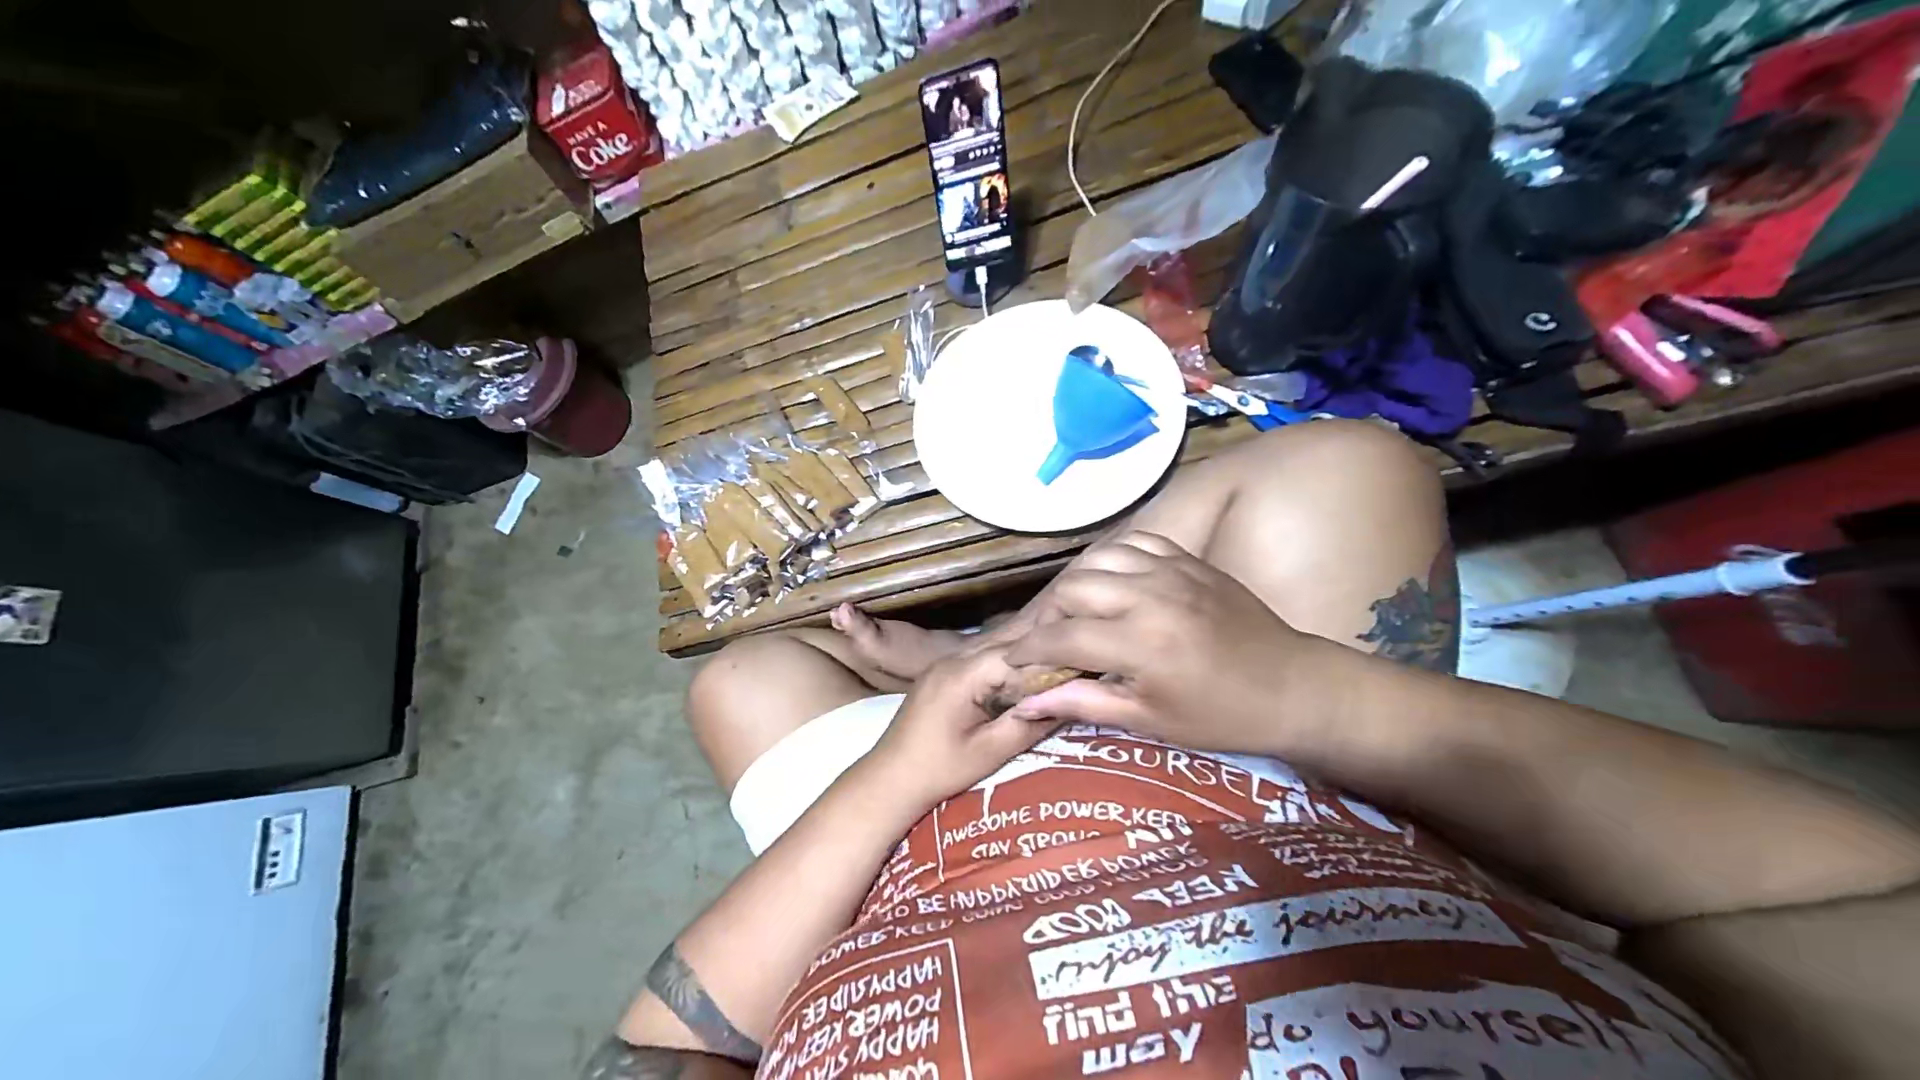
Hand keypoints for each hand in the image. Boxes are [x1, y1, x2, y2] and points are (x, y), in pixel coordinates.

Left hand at [864, 642, 1062, 806]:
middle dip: (1043, 643)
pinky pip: (982, 654)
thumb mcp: (989, 753)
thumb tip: (1070, 702)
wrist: (889, 779)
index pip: (1016, 652)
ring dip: (1026, 647)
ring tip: (1063, 652)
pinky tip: (1030, 665)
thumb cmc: (938, 770)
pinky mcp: (943, 672)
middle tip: (1080, 649)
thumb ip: (1027, 724)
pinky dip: (1008, 657)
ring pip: (994, 643)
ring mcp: (945, 662)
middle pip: (1006, 640)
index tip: (1083, 660)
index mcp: (963, 674)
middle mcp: (953, 658)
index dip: (1051, 654)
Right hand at [1003, 531, 1343, 754]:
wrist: (1293, 687)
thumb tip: (1025, 704)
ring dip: (1076, 584)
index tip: (1014, 661)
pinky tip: (1110, 581)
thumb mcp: (1149, 720)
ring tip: (1076, 611)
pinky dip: (1112, 559)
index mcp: (1141, 644)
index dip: (1029, 650)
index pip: (1063, 637)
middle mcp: (1150, 597)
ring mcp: (1171, 571)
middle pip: (1072, 589)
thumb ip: (1083, 704)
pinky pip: (1134, 543)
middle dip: (1049, 615)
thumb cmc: (1220, 716)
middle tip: (1050, 641)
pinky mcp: (1188, 561)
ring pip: (1098, 560)